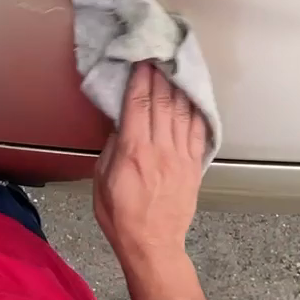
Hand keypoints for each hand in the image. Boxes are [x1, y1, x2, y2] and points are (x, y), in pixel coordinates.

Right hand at [93, 62, 207, 269]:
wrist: (152, 246)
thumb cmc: (120, 216)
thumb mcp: (101, 179)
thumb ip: (113, 148)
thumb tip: (121, 124)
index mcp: (134, 152)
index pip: (138, 104)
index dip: (140, 79)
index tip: (141, 59)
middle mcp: (160, 150)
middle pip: (162, 103)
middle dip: (160, 75)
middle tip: (159, 53)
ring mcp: (181, 158)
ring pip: (182, 113)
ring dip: (178, 87)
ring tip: (176, 67)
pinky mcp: (193, 168)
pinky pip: (198, 134)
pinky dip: (197, 112)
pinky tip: (195, 97)